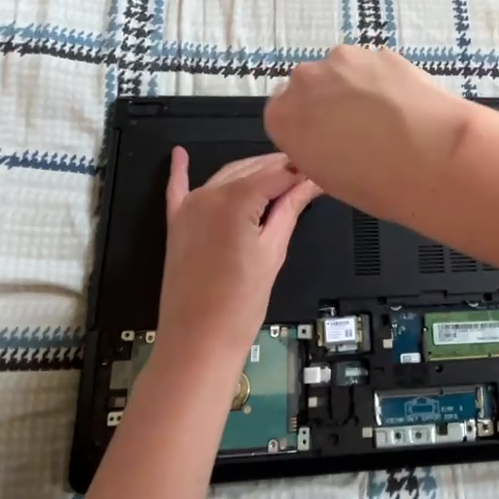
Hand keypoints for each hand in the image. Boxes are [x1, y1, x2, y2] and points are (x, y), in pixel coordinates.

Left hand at [155, 148, 319, 380]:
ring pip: (227, 175)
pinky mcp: (176, 223)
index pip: (277, 173)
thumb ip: (289, 209)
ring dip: (252, 172)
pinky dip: (180, 171)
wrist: (197, 343)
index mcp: (236, 199)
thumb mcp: (273, 252)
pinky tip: (180, 154)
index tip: (322, 169)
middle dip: (280, 169)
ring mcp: (189, 207)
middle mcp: (209, 194)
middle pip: (252, 169)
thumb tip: (311, 183)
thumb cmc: (240, 304)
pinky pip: (178, 189)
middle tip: (308, 173)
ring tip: (280, 173)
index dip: (302, 171)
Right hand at [264, 45, 479, 210]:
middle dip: (329, 100)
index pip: (283, 112)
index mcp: (282, 116)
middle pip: (310, 85)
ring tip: (385, 116)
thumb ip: (313, 148)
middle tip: (357, 128)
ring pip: (343, 70)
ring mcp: (343, 60)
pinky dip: (384, 80)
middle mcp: (304, 80)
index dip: (307, 123)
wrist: (428, 156)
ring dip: (356, 86)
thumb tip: (326, 139)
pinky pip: (374, 65)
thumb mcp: (326, 177)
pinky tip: (404, 104)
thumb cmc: (374, 181)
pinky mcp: (378, 51)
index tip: (325, 136)